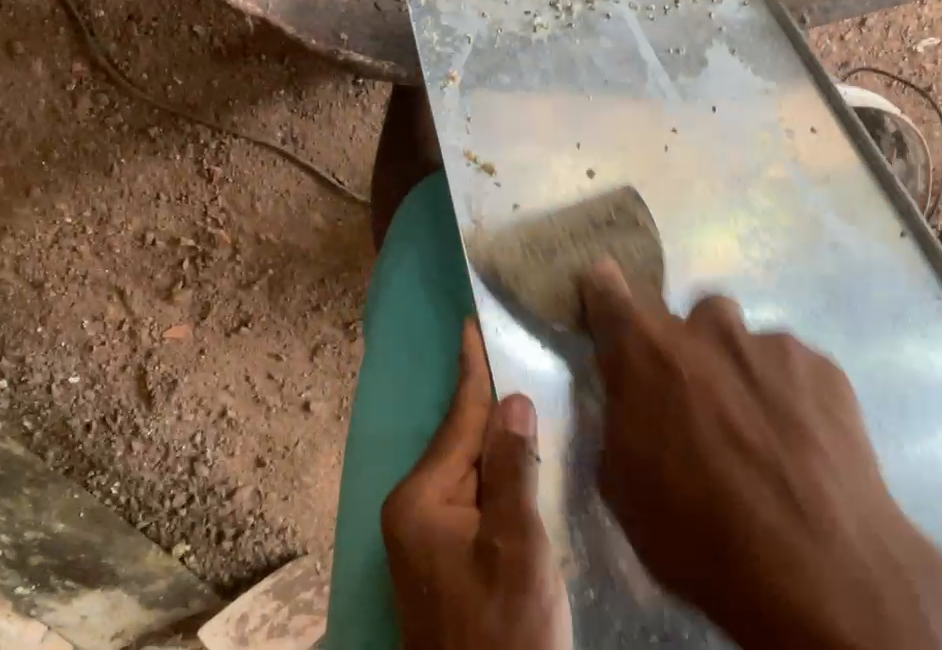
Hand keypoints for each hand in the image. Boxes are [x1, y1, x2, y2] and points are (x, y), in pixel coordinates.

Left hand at [382, 320, 572, 649]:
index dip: (474, 370)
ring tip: (527, 395)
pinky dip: (498, 473)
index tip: (474, 323)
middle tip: (519, 354)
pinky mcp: (444, 555)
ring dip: (499, 438)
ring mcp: (426, 535)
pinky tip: (520, 457)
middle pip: (462, 440)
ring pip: (470, 468)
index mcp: (422, 498)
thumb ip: (513, 469)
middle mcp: (414, 508)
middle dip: (492, 402)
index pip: (458, 419)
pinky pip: (473, 495)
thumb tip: (513, 401)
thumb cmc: (506, 628)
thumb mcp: (517, 546)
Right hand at [579, 261, 941, 649]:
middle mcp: (709, 331)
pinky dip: (790, 397)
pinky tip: (799, 449)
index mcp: (647, 353)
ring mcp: (773, 345)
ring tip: (759, 435)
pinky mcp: (825, 368)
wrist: (817, 567)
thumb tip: (633, 397)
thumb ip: (622, 417)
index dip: (603, 292)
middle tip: (700, 403)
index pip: (609, 293)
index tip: (604, 295)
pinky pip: (794, 369)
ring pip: (747, 343)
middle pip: (693, 316)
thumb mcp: (622, 483)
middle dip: (692, 349)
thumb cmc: (697, 532)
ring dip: (742, 373)